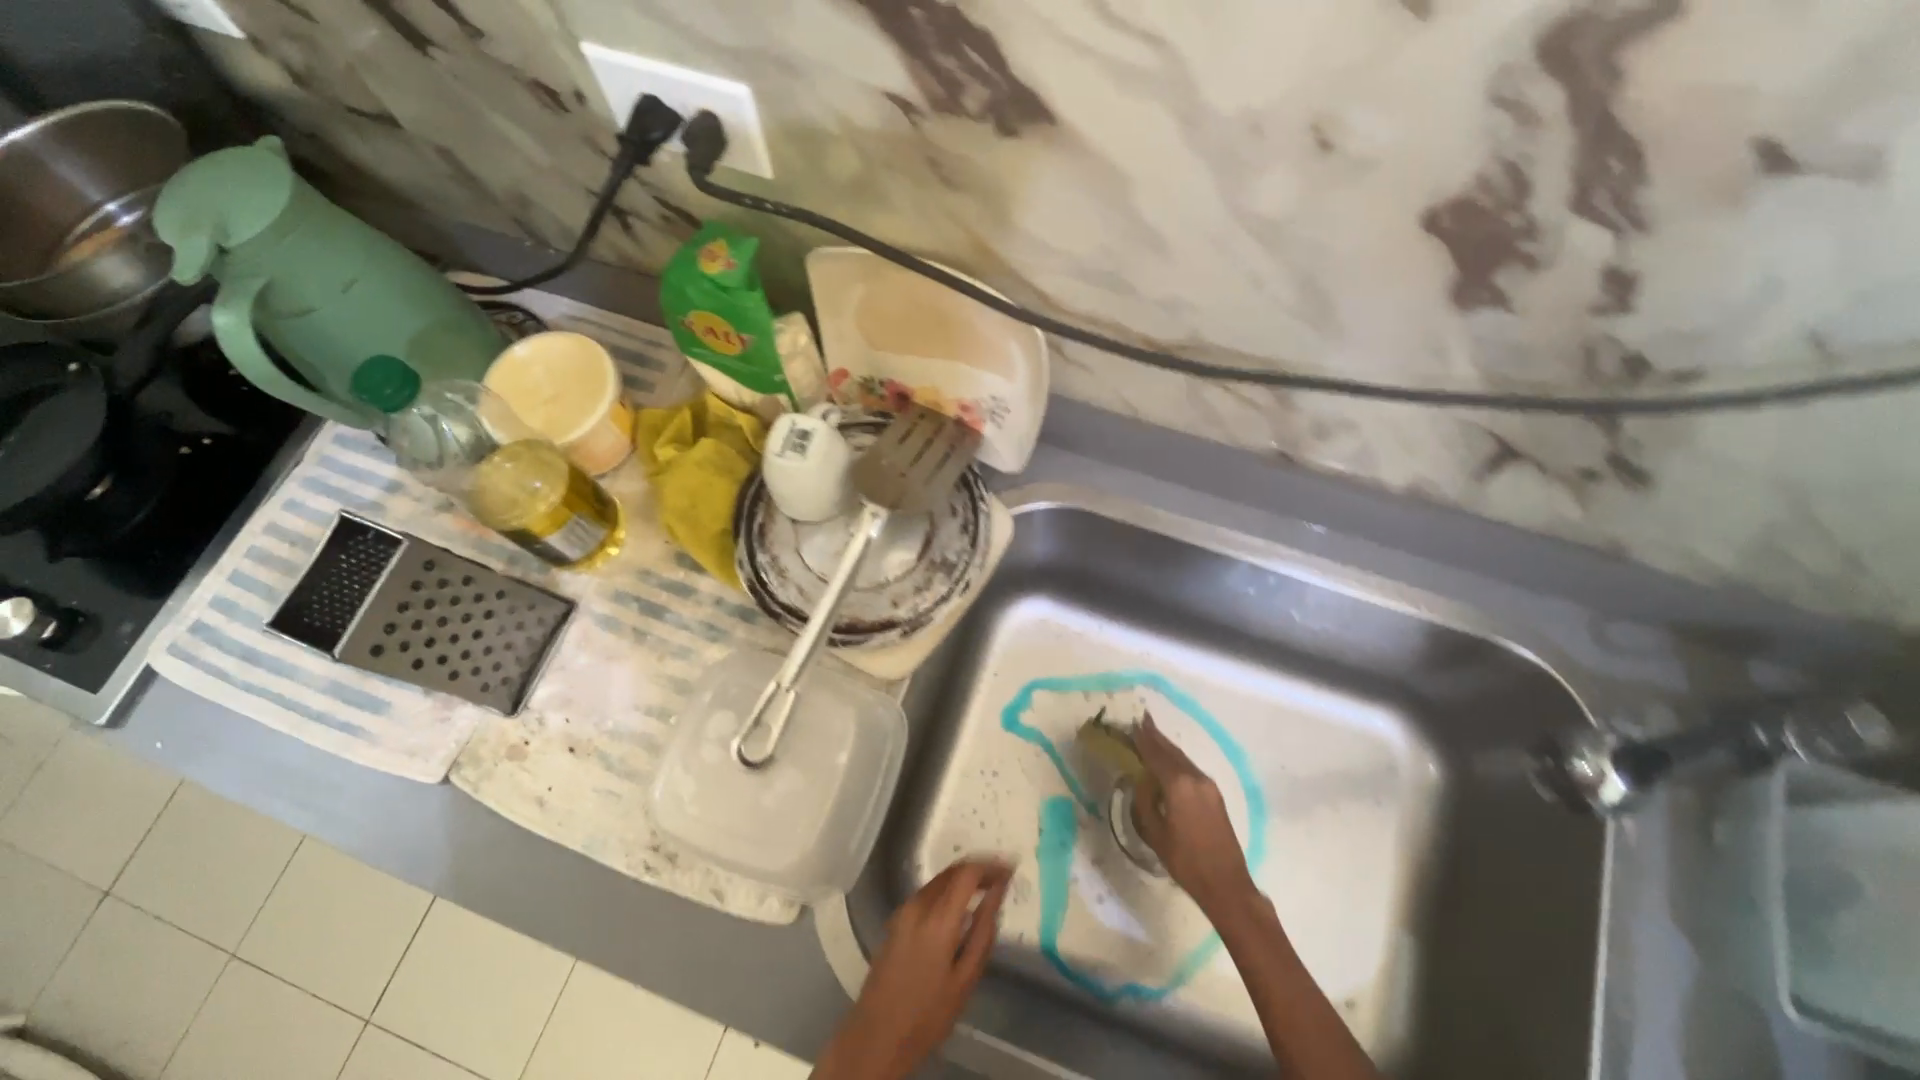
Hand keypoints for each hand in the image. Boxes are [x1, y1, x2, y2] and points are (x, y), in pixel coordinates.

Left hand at [813, 858, 1011, 1079]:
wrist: (877, 1036)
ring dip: (962, 879)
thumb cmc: (928, 1014)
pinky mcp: (895, 924)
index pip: (967, 873)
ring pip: (937, 882)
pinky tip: (960, 909)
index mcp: (937, 919)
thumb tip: (996, 895)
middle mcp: (917, 907)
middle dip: (978, 869)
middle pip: (951, 872)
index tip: (1011, 870)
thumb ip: (983, 932)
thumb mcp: (965, 978)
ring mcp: (902, 914)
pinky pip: (926, 895)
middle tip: (1002, 877)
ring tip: (987, 891)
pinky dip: (947, 892)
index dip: (991, 866)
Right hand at [1134, 712, 1256, 914]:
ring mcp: (1209, 786)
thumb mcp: (1155, 833)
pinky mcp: (1214, 796)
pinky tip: (1169, 762)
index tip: (1131, 724)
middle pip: (1172, 751)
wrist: (1225, 882)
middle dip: (1156, 736)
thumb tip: (1140, 783)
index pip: (1156, 755)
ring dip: (1167, 747)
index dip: (1142, 740)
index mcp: (1179, 785)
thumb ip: (1144, 803)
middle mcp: (1196, 778)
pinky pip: (1191, 770)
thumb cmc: (1185, 861)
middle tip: (1142, 719)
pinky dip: (1177, 761)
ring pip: (1183, 759)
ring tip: (1152, 735)